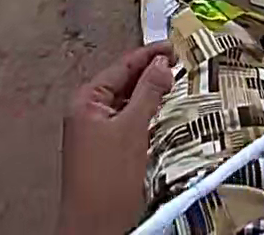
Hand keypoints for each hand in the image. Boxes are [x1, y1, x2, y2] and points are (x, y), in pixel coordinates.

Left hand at [57, 42, 174, 234]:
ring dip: (148, 92)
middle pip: (123, 81)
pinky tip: (159, 111)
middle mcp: (86, 110)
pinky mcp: (103, 148)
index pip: (122, 65)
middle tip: (177, 62)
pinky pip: (126, 119)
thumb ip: (148, 92)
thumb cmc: (107, 182)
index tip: (172, 47)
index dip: (149, 54)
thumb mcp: (132, 129)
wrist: (93, 233)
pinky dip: (143, 112)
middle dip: (150, 71)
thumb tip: (161, 62)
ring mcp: (93, 130)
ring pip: (126, 100)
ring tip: (172, 82)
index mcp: (87, 99)